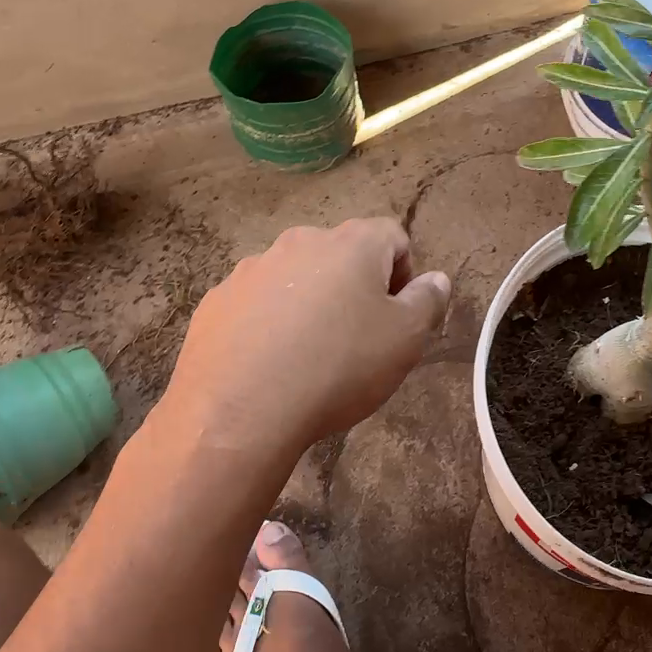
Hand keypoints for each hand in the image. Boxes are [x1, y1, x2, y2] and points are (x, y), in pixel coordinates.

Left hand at [164, 218, 450, 451]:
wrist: (239, 414)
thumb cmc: (338, 368)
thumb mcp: (405, 340)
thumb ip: (428, 301)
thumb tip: (435, 279)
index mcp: (352, 243)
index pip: (392, 236)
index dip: (403, 274)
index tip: (396, 318)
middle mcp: (300, 242)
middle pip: (341, 254)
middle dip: (354, 287)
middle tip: (358, 338)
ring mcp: (251, 269)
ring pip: (296, 278)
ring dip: (309, 303)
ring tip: (309, 357)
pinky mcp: (216, 301)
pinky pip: (255, 304)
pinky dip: (268, 324)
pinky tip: (269, 366)